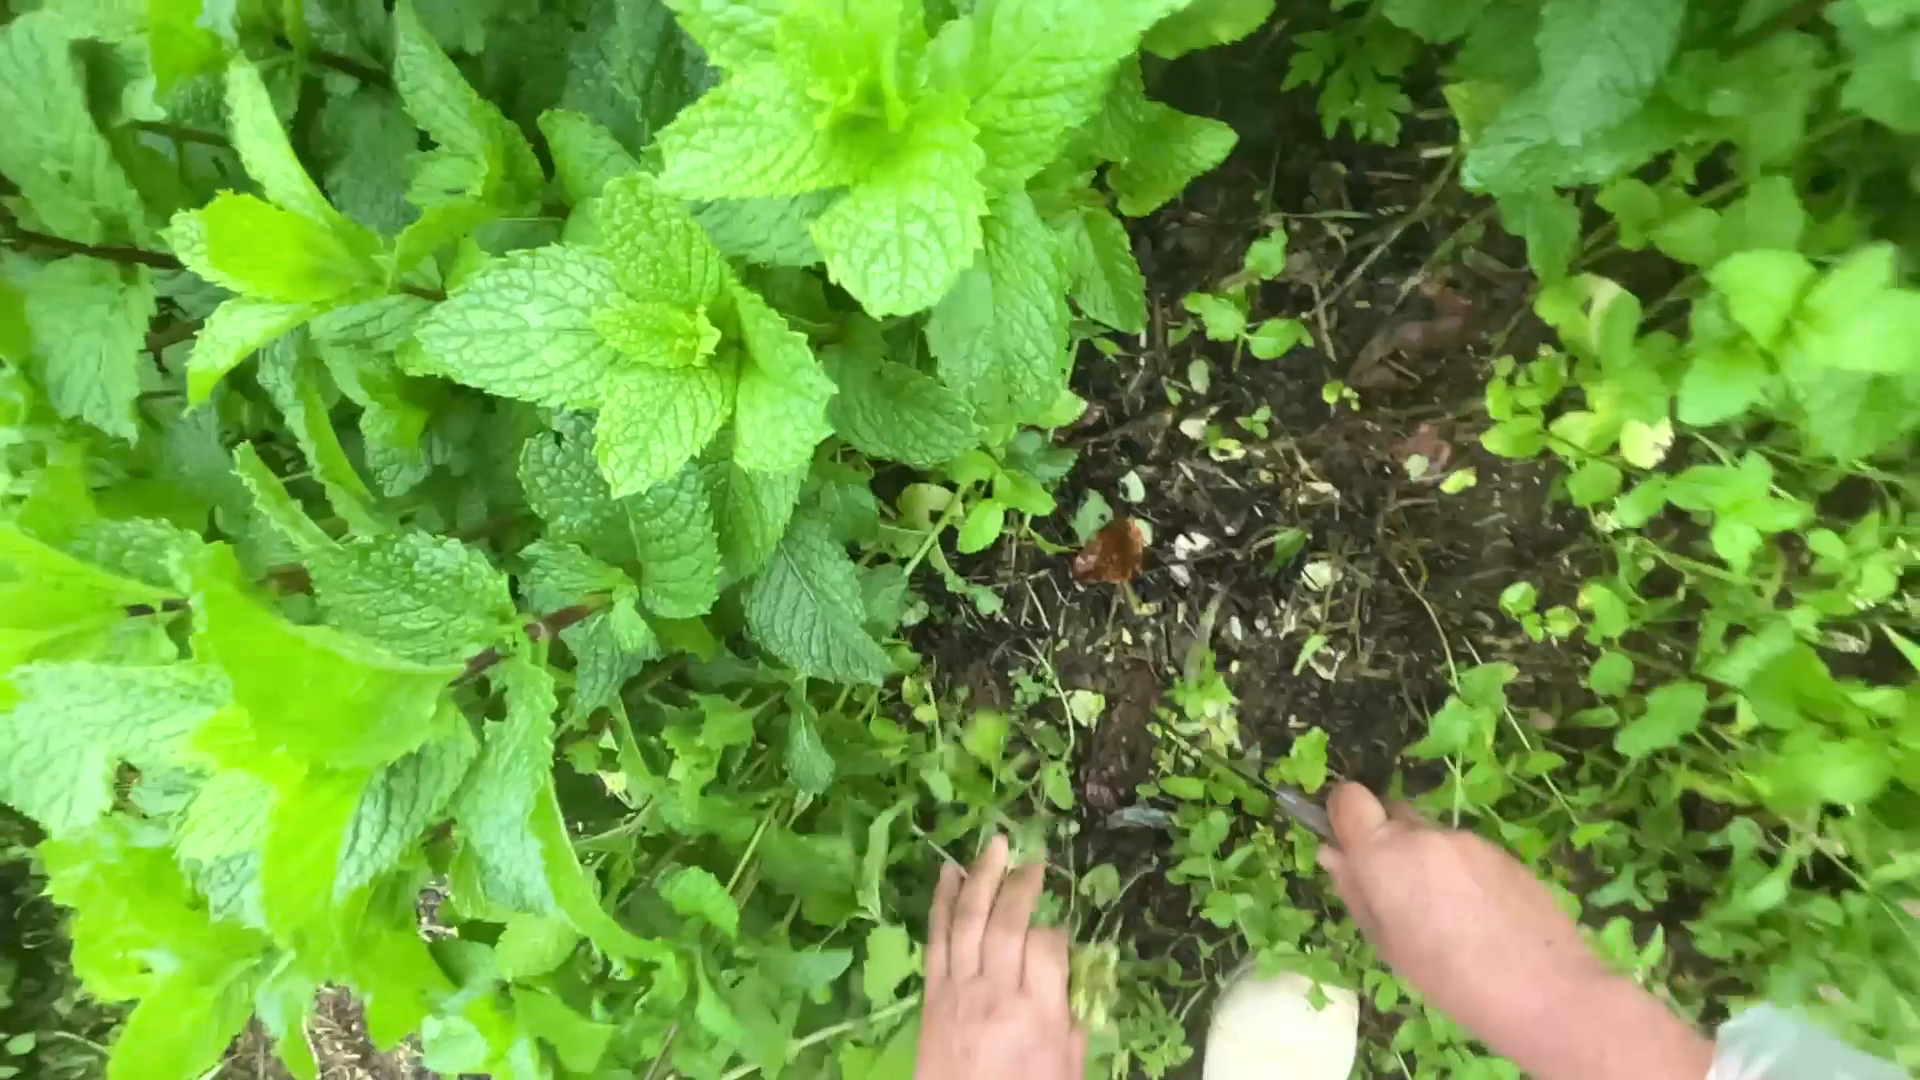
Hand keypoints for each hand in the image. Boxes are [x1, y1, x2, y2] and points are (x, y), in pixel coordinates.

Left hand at [916, 835, 1084, 1079]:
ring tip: (995, 844)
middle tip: (1034, 859)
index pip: (1047, 947)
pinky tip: (949, 872)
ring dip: (982, 876)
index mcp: (1036, 1016)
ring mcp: (959, 989)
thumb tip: (1076, 973)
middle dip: (1022, 884)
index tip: (1061, 925)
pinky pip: (935, 937)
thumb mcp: (1066, 1072)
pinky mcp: (931, 992)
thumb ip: (1073, 1020)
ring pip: (969, 919)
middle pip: (1007, 923)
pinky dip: (941, 901)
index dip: (1056, 928)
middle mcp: (996, 994)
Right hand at [1316, 783, 1712, 1079]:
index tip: (1350, 843)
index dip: (1344, 814)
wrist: (1552, 995)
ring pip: (1430, 836)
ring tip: (1451, 912)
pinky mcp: (1502, 852)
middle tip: (1402, 888)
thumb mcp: (1386, 943)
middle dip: (1389, 841)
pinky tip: (1484, 916)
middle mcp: (1420, 834)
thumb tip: (1333, 854)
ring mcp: (1465, 840)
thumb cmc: (1450, 979)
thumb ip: (1354, 890)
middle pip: (1391, 815)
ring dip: (1428, 859)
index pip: (1348, 797)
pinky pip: (1466, 853)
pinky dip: (1464, 873)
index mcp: (1382, 854)